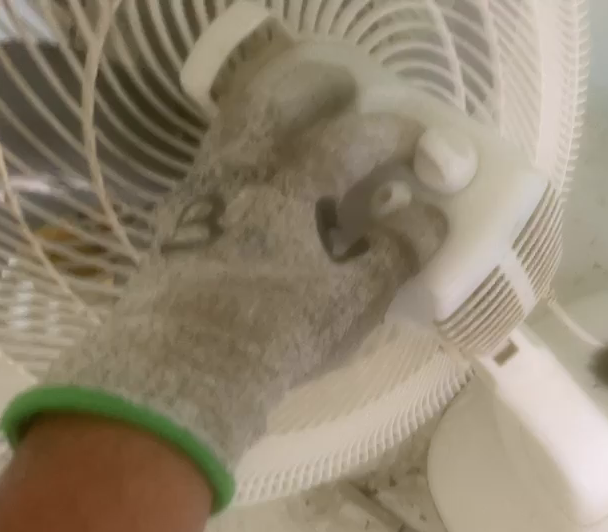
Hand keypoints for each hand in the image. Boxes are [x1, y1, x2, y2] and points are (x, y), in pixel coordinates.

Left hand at [2, 80, 445, 509]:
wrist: (188, 370)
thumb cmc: (278, 333)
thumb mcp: (352, 302)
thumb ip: (394, 255)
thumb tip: (430, 218)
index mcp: (284, 189)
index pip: (343, 141)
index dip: (386, 132)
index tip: (419, 133)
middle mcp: (235, 176)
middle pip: (267, 106)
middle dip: (309, 88)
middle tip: (341, 85)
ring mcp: (198, 198)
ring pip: (232, 134)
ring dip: (268, 118)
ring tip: (297, 124)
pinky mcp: (177, 230)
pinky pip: (216, 172)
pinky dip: (245, 164)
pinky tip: (260, 189)